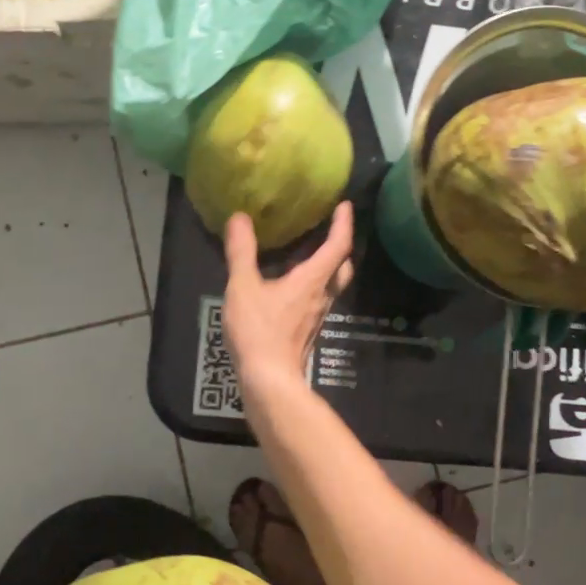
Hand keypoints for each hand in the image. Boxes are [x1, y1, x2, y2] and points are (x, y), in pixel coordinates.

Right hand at [223, 202, 355, 394]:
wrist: (269, 379)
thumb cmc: (259, 331)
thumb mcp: (243, 287)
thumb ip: (241, 252)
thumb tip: (239, 217)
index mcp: (313, 280)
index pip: (338, 246)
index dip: (344, 223)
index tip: (345, 205)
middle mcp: (322, 295)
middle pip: (343, 266)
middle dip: (342, 245)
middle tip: (333, 228)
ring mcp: (317, 315)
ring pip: (331, 284)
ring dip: (328, 265)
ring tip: (311, 250)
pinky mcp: (307, 329)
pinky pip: (318, 298)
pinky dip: (313, 283)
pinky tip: (293, 283)